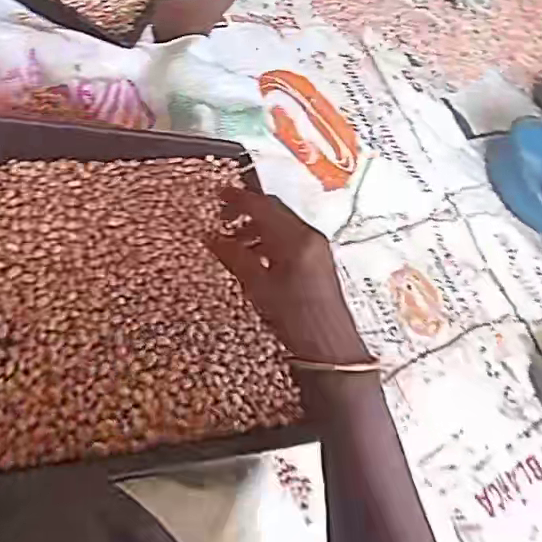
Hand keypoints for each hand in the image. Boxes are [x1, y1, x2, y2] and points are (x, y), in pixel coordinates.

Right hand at [210, 187, 368, 364]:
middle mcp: (309, 236)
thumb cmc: (295, 319)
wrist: (329, 347)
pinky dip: (270, 237)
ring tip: (233, 238)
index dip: (238, 198)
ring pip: (282, 222)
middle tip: (223, 214)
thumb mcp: (258, 287)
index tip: (219, 194)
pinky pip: (291, 236)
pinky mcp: (319, 258)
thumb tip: (211, 238)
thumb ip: (234, 257)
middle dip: (247, 208)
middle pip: (274, 209)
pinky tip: (254, 253)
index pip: (263, 206)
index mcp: (295, 239)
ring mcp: (316, 246)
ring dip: (257, 225)